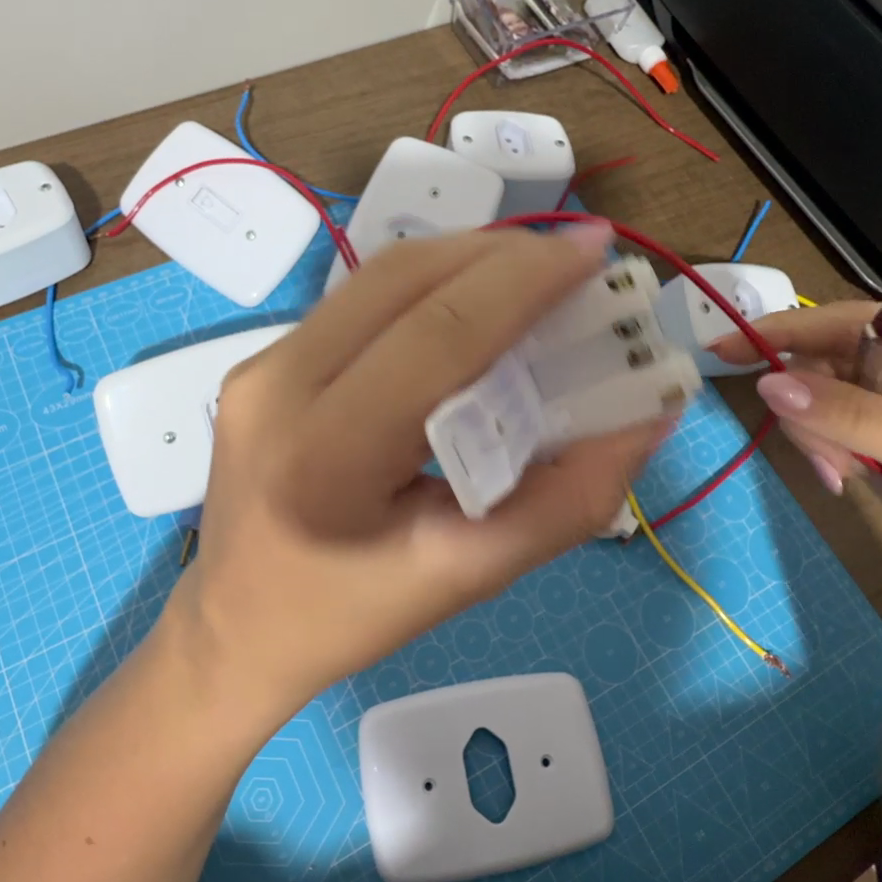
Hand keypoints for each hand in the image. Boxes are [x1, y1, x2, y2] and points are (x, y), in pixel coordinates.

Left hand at [166, 224, 670, 713]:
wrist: (234, 627)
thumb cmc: (350, 616)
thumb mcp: (469, 575)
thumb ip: (568, 499)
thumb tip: (646, 414)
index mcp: (325, 456)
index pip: (437, 334)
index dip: (522, 282)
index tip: (592, 256)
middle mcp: (277, 387)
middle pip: (401, 280)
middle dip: (500, 255)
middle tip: (575, 259)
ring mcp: (257, 366)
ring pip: (375, 279)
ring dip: (462, 262)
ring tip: (533, 273)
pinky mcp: (257, 362)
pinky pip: (354, 304)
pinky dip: (423, 289)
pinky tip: (469, 306)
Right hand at [710, 302, 881, 561]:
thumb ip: (855, 418)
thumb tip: (769, 384)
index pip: (849, 321)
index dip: (787, 332)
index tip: (726, 349)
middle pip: (821, 357)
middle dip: (812, 410)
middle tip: (832, 461)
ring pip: (809, 391)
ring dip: (816, 435)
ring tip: (848, 472)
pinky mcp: (869, 416)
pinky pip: (816, 418)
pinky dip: (819, 447)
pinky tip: (847, 473)